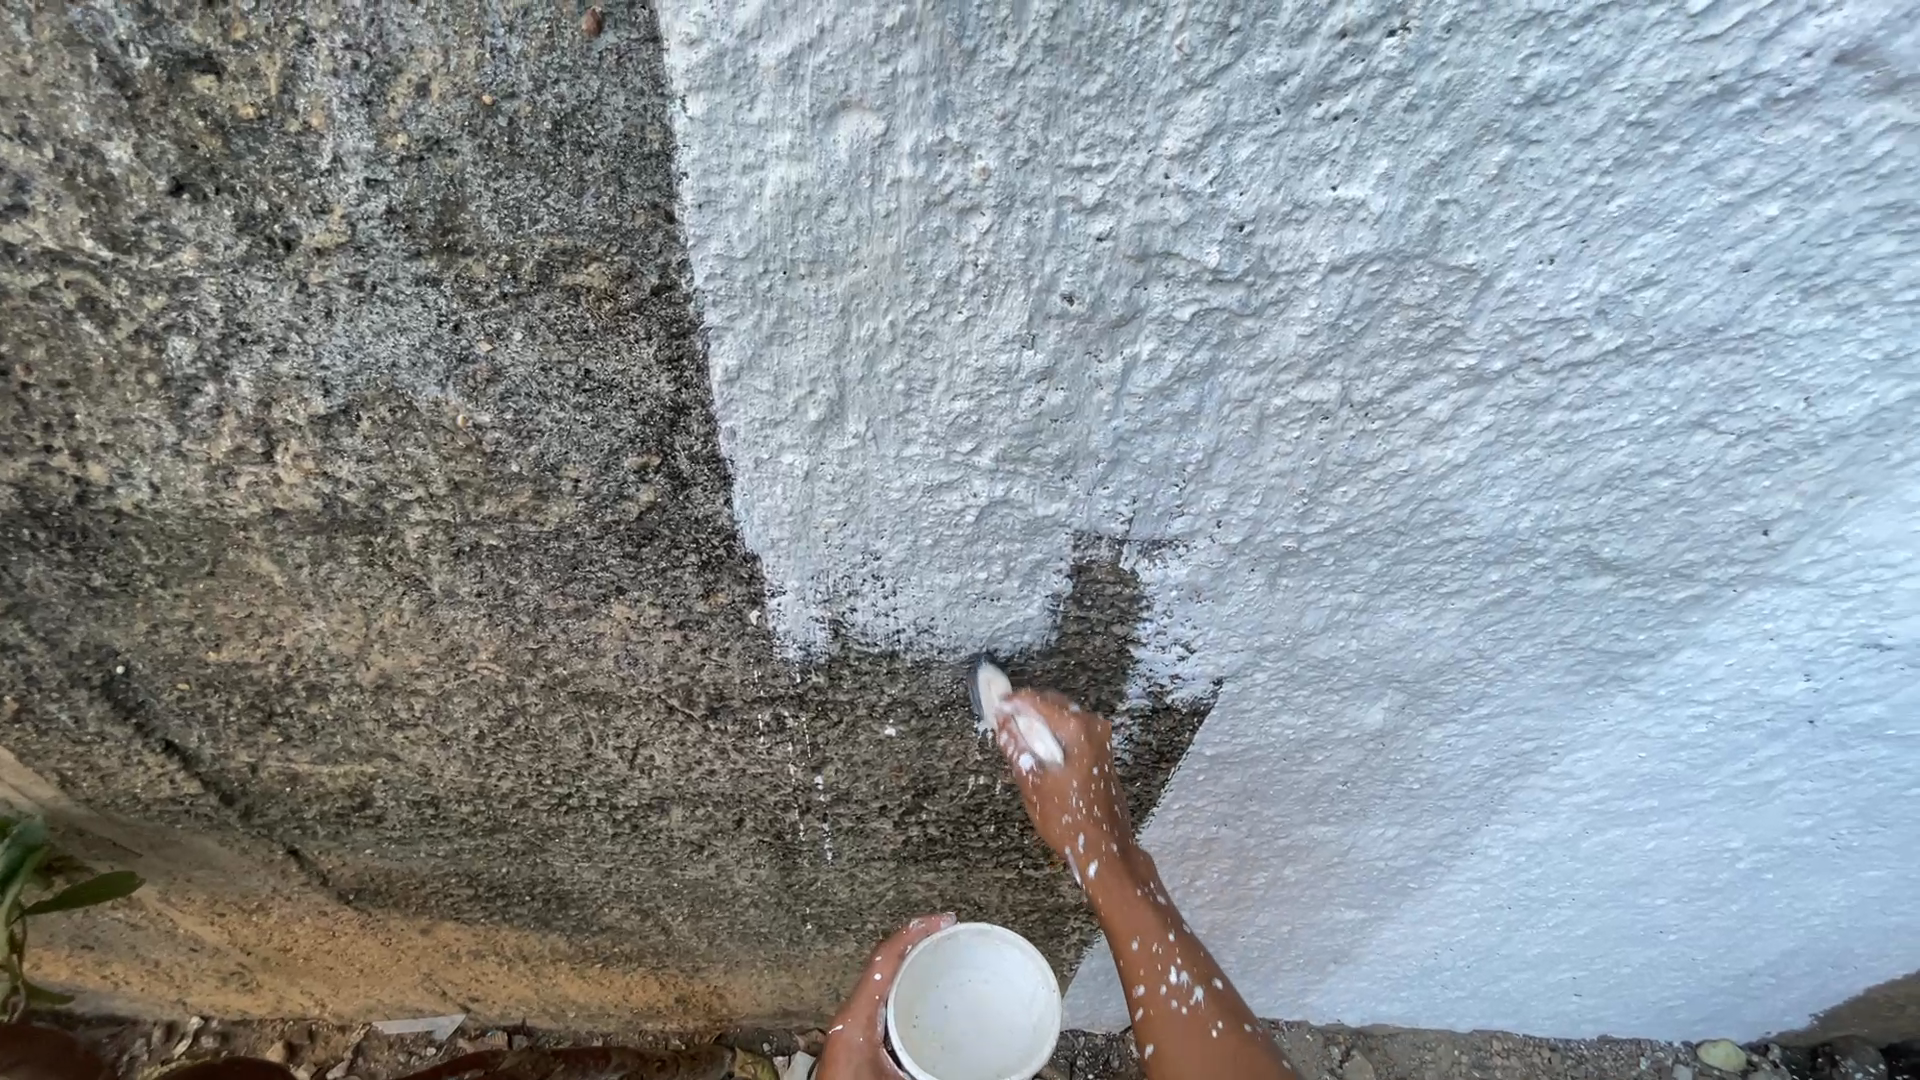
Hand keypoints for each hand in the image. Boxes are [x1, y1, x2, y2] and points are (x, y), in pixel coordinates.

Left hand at [815, 913, 956, 1079]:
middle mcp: (850, 1016)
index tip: (944, 920)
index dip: (916, 930)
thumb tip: (984, 1066)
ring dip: (909, 964)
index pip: (886, 957)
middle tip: (947, 932)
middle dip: (917, 941)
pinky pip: (881, 1001)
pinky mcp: (855, 1042)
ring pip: (881, 980)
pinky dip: (903, 988)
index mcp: (856, 1019)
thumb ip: (934, 1066)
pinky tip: (923, 998)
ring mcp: (851, 1028)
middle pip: (884, 962)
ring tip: (939, 954)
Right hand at [988, 688, 1136, 885]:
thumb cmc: (1068, 820)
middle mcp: (1093, 726)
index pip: (1037, 701)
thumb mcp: (1032, 784)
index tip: (995, 707)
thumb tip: (1002, 722)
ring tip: (1017, 735)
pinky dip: (1053, 731)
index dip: (1013, 702)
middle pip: (1053, 702)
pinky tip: (1038, 747)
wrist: (1107, 849)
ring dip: (1040, 720)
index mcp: (1077, 730)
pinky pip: (1073, 728)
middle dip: (1027, 708)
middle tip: (1004, 722)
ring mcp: (1101, 737)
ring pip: (1063, 714)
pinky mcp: (1103, 750)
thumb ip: (1016, 748)